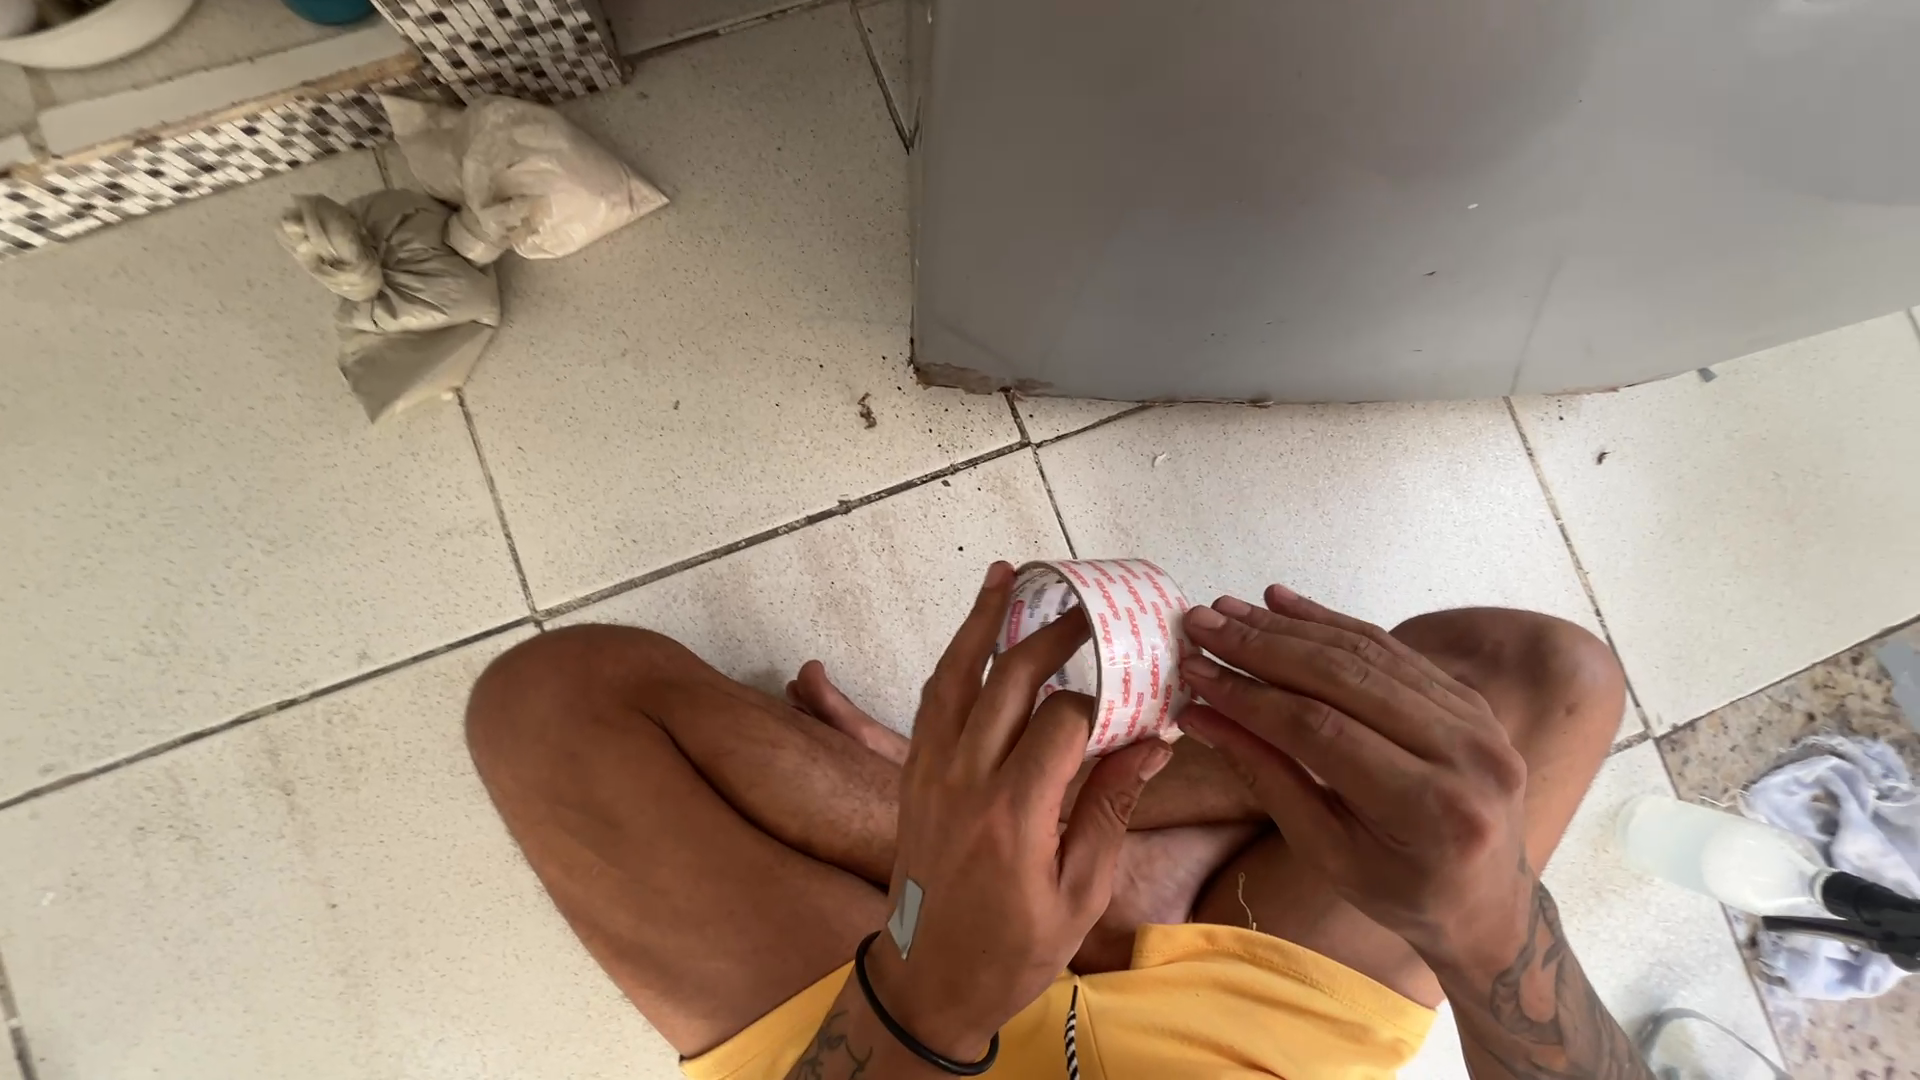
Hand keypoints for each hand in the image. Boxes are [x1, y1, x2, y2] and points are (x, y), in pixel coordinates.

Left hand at [866, 562, 1173, 1058]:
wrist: (927, 979)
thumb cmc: (1013, 947)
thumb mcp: (1080, 893)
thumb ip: (1111, 808)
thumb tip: (1153, 740)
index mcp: (1015, 813)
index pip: (1063, 721)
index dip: (1099, 704)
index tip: (1125, 704)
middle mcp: (966, 777)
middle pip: (1009, 680)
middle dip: (1051, 635)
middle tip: (1085, 606)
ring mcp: (930, 769)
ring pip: (956, 674)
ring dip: (983, 620)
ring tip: (1006, 574)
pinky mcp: (913, 771)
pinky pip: (932, 698)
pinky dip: (953, 658)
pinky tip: (971, 634)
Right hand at [1175, 587, 1533, 970]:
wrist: (1488, 901)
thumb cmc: (1396, 889)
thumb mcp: (1322, 849)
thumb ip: (1264, 773)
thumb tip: (1198, 714)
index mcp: (1430, 810)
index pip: (1318, 730)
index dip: (1248, 695)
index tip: (1193, 669)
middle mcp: (1465, 753)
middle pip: (1341, 678)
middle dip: (1259, 646)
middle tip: (1200, 622)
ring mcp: (1475, 718)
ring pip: (1363, 652)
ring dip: (1286, 625)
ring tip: (1227, 608)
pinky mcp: (1466, 696)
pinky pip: (1388, 647)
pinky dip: (1328, 620)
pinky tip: (1280, 601)